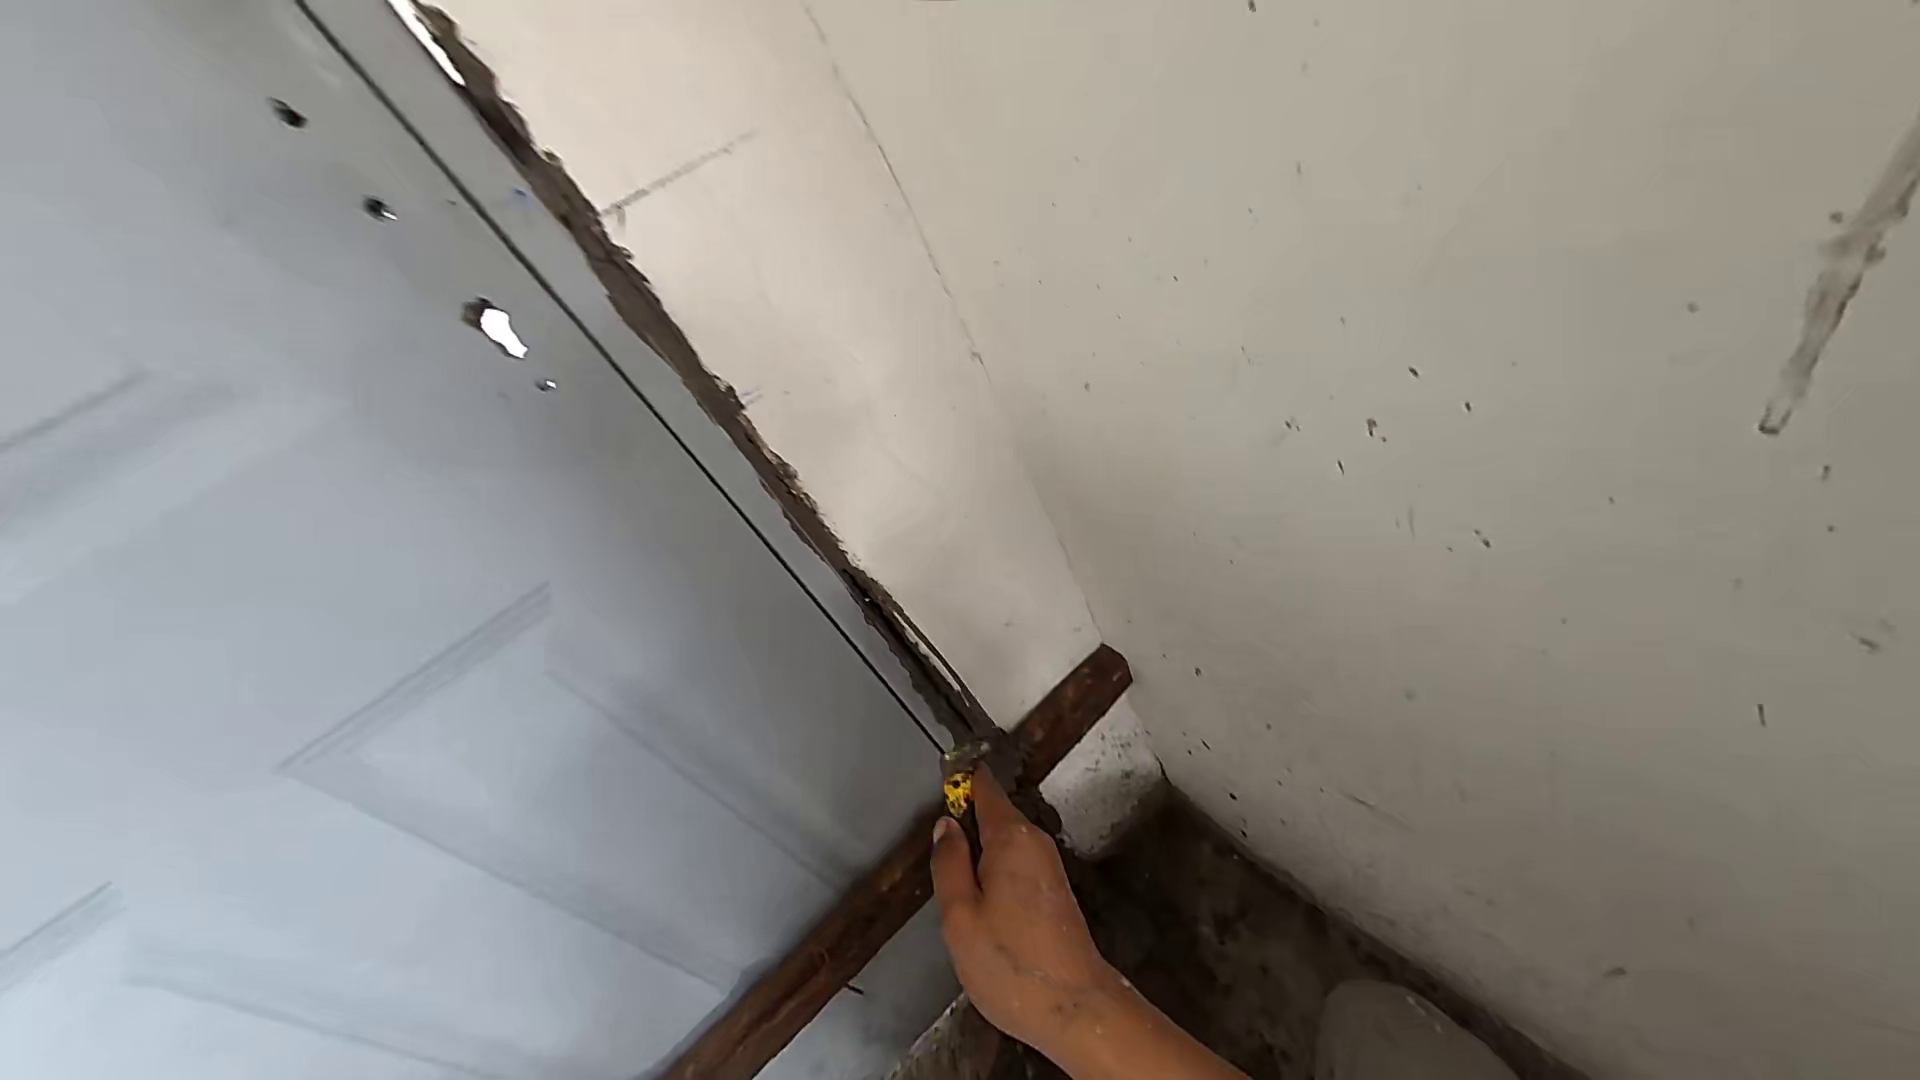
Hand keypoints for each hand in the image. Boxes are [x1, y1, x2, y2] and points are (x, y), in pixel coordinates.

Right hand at [928, 767, 1122, 1057]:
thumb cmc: (1011, 962)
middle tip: (939, 860)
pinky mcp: (1054, 888)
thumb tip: (946, 824)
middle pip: (994, 814)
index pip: (985, 787)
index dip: (962, 779)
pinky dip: (995, 871)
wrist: (1076, 1009)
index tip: (942, 777)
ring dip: (980, 854)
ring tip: (959, 894)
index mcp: (1011, 836)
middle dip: (966, 827)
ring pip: (1004, 842)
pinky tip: (985, 909)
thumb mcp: (960, 915)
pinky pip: (1016, 862)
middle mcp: (1034, 840)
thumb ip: (949, 863)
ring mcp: (1048, 864)